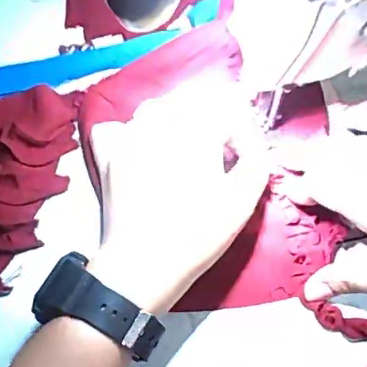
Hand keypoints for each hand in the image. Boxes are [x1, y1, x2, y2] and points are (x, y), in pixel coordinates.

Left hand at [85, 73, 271, 312]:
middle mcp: (159, 119)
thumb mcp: (243, 200)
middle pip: (194, 102)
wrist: (143, 264)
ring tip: (189, 158)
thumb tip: (253, 147)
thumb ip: (257, 162)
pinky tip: (147, 152)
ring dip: (179, 125)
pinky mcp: (109, 154)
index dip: (245, 130)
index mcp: (197, 125)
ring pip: (159, 109)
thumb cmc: (198, 234)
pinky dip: (137, 134)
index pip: (229, 107)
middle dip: (213, 122)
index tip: (247, 156)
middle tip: (222, 158)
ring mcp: (129, 134)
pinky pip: (123, 127)